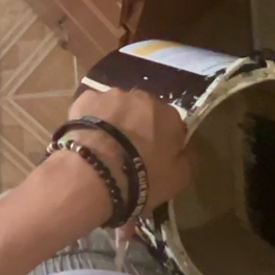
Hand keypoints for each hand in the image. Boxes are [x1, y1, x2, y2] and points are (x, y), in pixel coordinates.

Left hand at [64, 87, 190, 214]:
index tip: (154, 159)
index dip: (164, 143)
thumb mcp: (178, 179)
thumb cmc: (142, 177)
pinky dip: (91, 120)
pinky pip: (92, 109)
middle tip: (128, 154)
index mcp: (170, 115)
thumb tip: (189, 151)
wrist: (95, 171)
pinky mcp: (85, 99)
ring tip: (104, 148)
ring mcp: (112, 95)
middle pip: (144, 113)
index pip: (173, 126)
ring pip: (117, 108)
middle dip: (139, 128)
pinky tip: (86, 139)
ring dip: (114, 122)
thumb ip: (188, 161)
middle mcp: (144, 98)